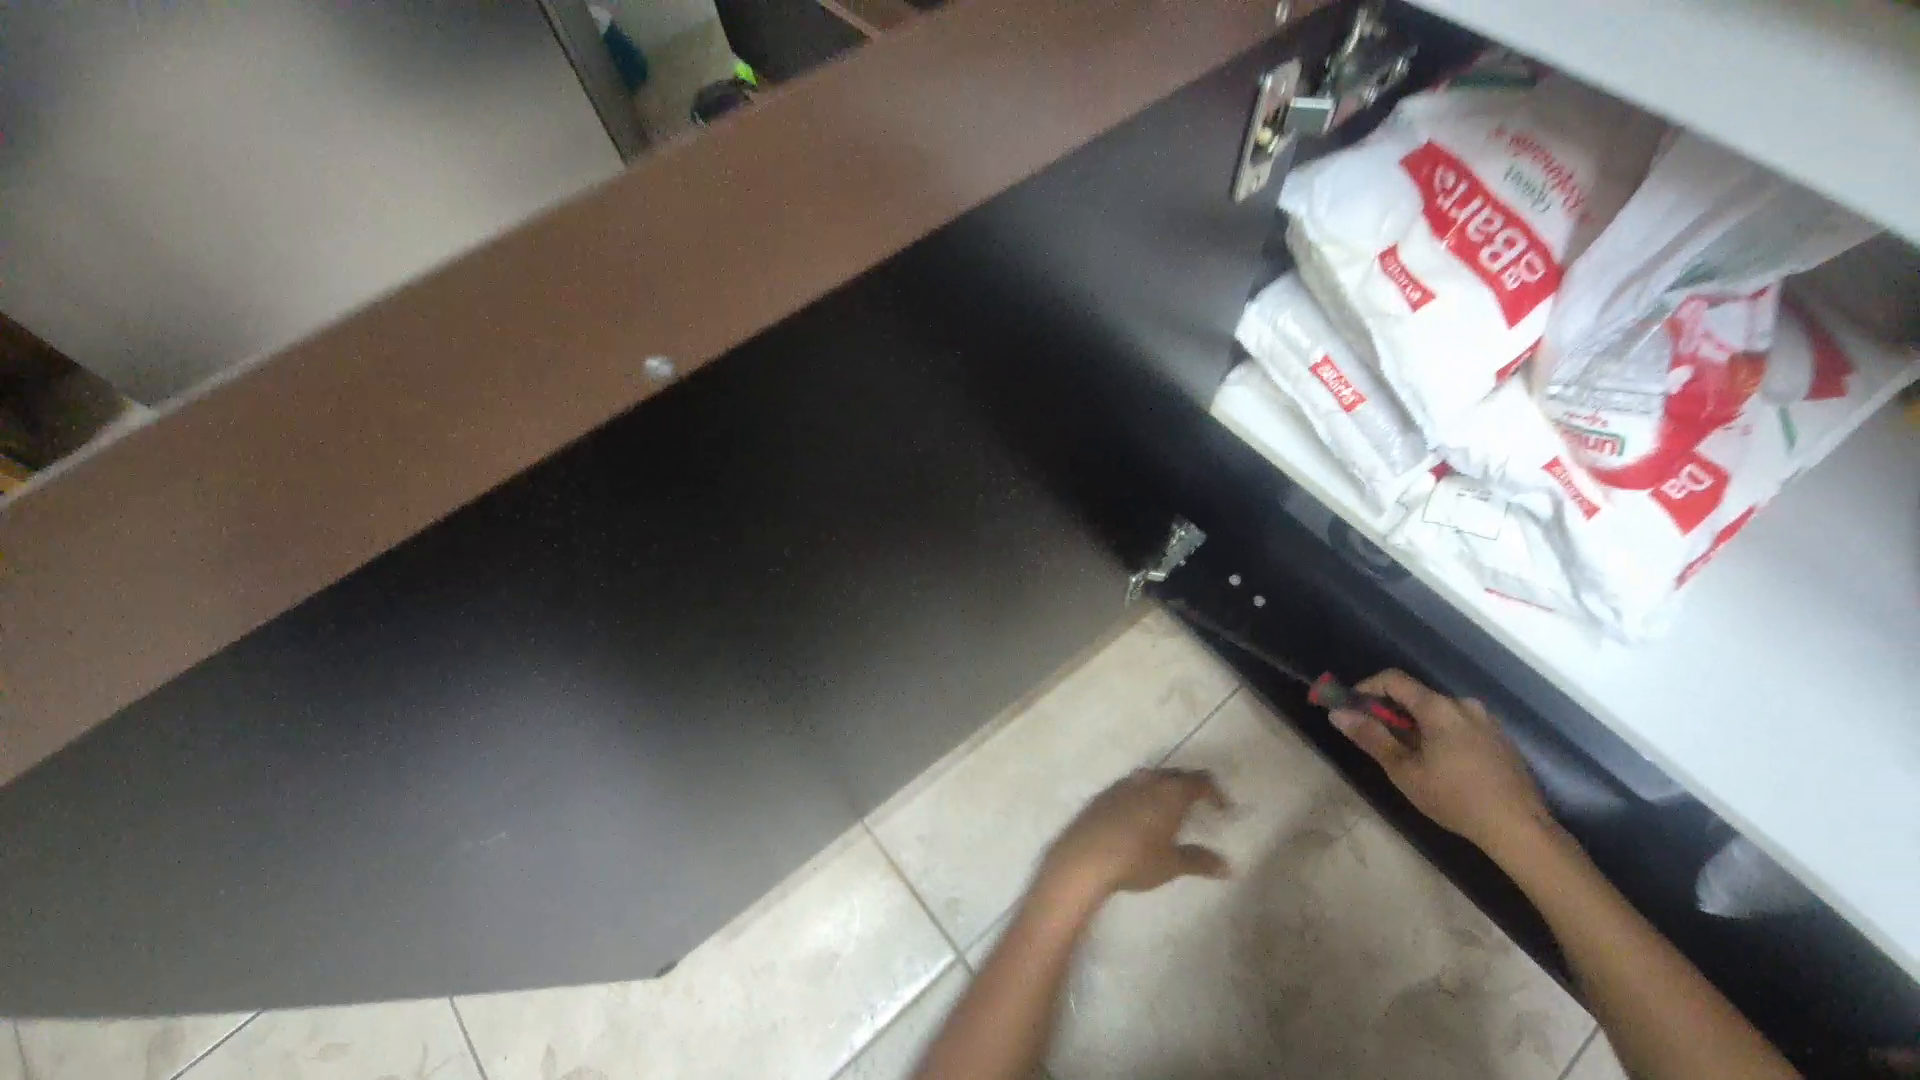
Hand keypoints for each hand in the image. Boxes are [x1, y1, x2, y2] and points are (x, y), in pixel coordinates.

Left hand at [1036, 767, 1230, 911]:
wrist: (1083, 858)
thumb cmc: (1135, 859)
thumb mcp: (1171, 864)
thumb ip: (1199, 861)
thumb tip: (1226, 866)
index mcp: (1170, 793)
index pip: (1200, 781)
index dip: (1216, 793)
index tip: (1223, 810)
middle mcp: (1147, 781)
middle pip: (1176, 775)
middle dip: (1190, 787)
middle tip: (1199, 807)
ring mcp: (1122, 785)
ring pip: (1151, 778)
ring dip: (1164, 789)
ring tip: (1170, 811)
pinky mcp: (1103, 795)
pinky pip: (1131, 787)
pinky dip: (1143, 796)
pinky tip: (1139, 817)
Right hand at [1329, 669, 1550, 855]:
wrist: (1519, 828)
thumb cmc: (1455, 798)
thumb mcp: (1404, 771)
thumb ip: (1371, 737)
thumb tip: (1337, 713)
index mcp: (1439, 708)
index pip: (1393, 679)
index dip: (1366, 689)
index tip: (1351, 709)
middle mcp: (1464, 705)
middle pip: (1416, 696)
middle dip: (1390, 711)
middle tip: (1376, 738)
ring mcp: (1486, 721)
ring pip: (1438, 712)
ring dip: (1416, 725)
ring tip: (1408, 757)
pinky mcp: (1499, 738)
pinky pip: (1459, 725)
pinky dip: (1439, 734)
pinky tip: (1440, 765)